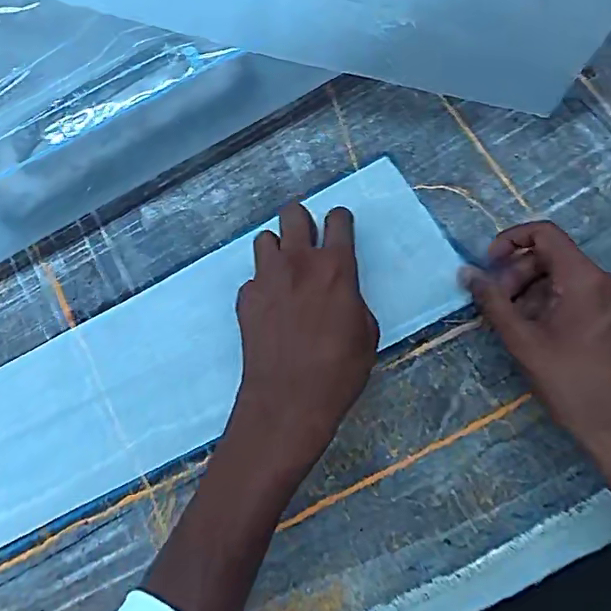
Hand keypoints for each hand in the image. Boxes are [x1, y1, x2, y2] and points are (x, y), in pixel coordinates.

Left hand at [227, 202, 378, 475]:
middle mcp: (297, 262)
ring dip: (277, 247)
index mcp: (335, 268)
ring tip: (285, 268)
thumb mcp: (365, 331)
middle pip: (293, 214)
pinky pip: (254, 276)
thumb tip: (339, 290)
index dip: (340, 219)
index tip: (339, 222)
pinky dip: (263, 283)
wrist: (288, 396)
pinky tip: (270, 305)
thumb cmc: (339, 369)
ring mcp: (266, 276)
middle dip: (301, 219)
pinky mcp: (245, 295)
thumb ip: (351, 297)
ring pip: (265, 239)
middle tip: (307, 234)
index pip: (337, 222)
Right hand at [461, 221, 610, 474]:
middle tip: (498, 305)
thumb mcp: (522, 341)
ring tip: (520, 325)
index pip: (546, 234)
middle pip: (556, 259)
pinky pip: (590, 297)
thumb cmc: (572, 385)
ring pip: (570, 280)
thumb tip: (467, 272)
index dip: (510, 240)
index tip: (489, 266)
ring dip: (537, 293)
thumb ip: (492, 300)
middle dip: (519, 275)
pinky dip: (561, 304)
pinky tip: (548, 336)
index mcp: (588, 281)